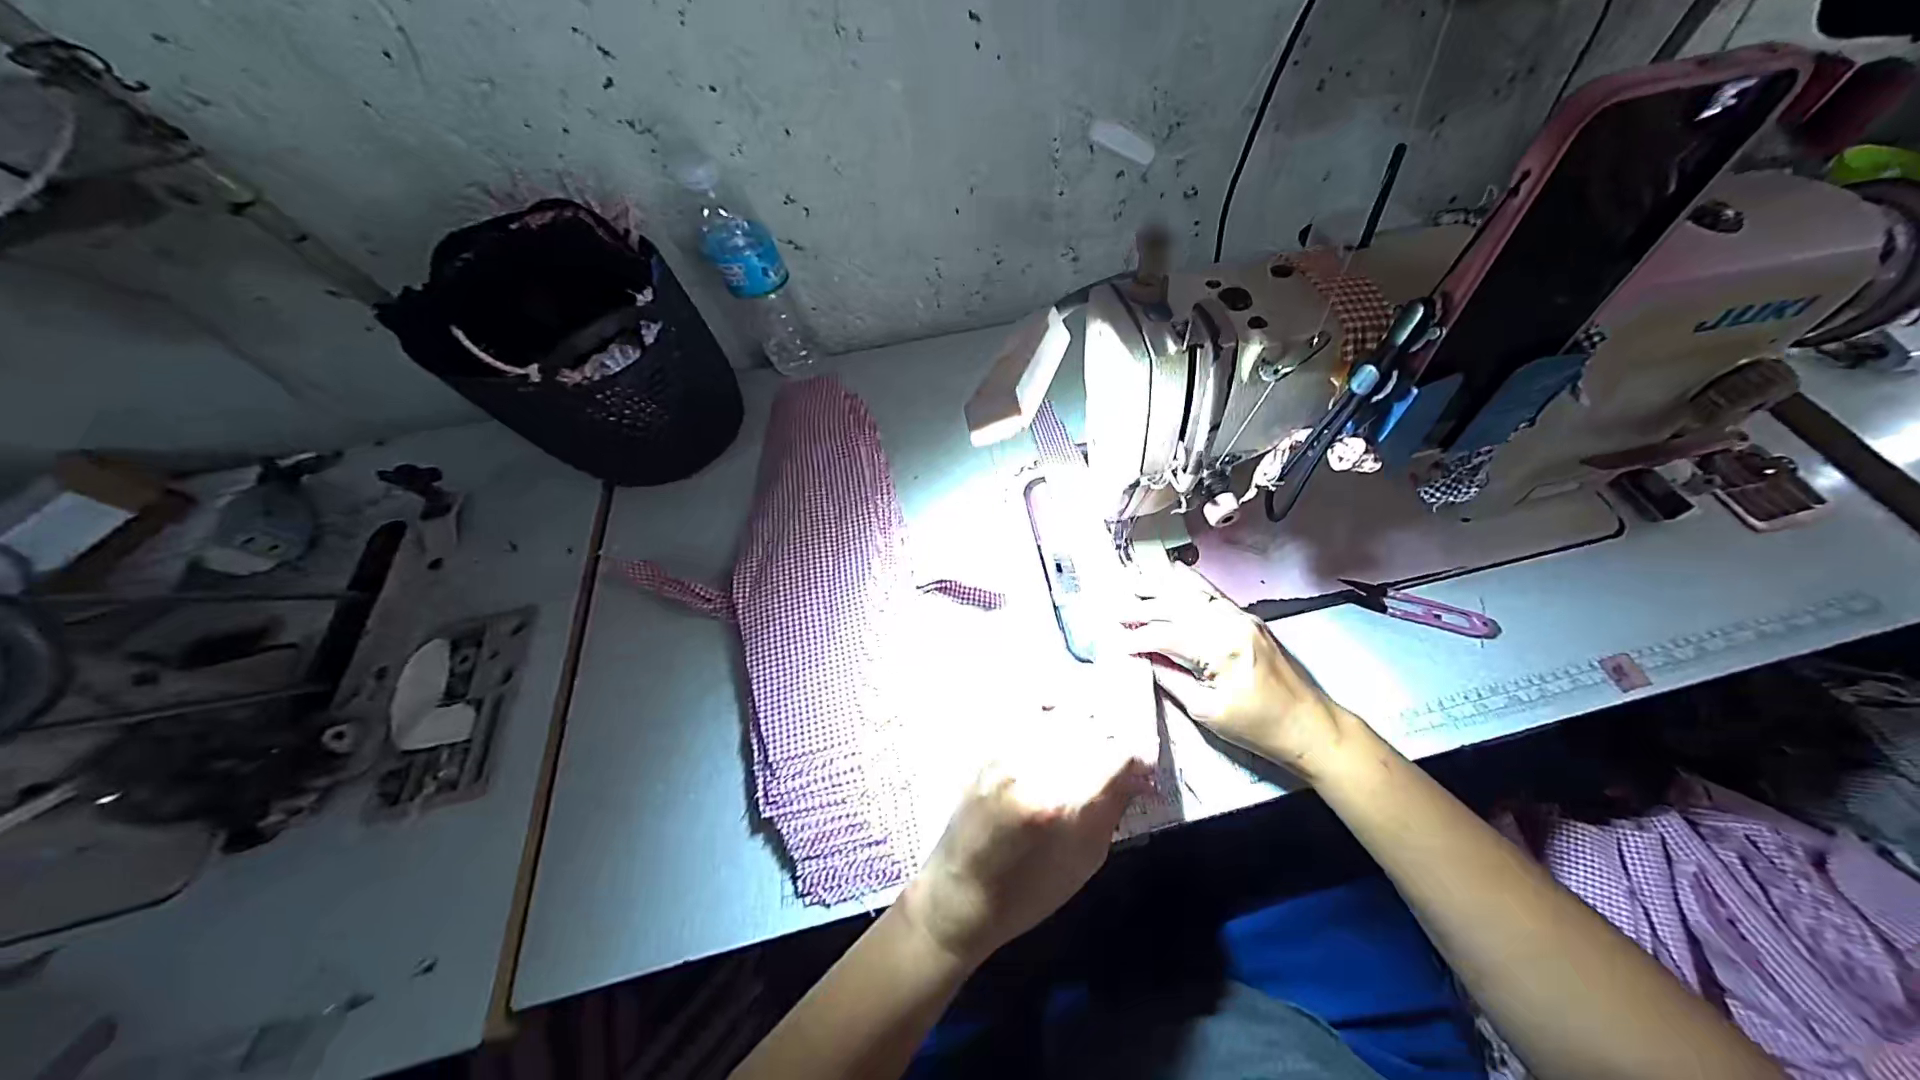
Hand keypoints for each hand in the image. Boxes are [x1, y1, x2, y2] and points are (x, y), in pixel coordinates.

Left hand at [898, 734, 1152, 967]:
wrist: (960, 892)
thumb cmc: (1030, 892)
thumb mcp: (1087, 859)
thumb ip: (1113, 806)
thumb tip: (1138, 773)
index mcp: (1063, 802)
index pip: (1121, 752)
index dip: (1140, 757)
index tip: (1142, 768)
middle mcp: (1035, 767)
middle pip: (1093, 726)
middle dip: (1113, 739)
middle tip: (1117, 757)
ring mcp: (1007, 752)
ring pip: (1062, 713)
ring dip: (1084, 725)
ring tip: (1088, 744)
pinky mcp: (989, 747)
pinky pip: (1030, 715)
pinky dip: (1051, 717)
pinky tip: (1057, 730)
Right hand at [1119, 565, 1358, 775]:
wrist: (1310, 726)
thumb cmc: (1259, 727)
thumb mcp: (1207, 711)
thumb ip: (1171, 678)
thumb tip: (1144, 659)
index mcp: (1221, 649)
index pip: (1167, 634)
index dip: (1138, 639)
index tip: (1117, 643)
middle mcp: (1231, 624)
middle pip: (1177, 607)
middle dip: (1142, 608)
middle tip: (1114, 610)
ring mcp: (1242, 618)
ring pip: (1193, 594)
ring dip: (1160, 589)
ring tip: (1133, 584)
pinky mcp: (1248, 620)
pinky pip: (1212, 594)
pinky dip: (1188, 584)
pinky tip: (1172, 574)